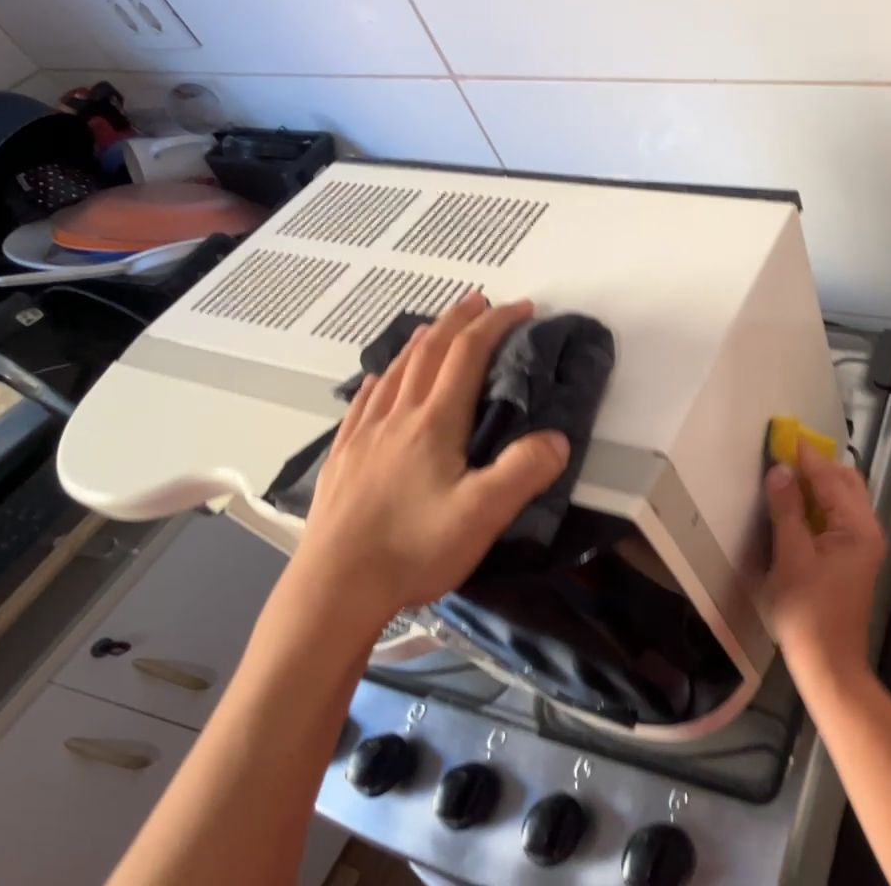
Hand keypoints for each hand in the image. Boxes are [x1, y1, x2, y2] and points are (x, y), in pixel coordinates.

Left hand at [302, 292, 568, 614]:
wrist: (333, 589)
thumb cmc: (412, 550)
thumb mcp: (483, 514)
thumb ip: (524, 471)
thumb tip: (557, 438)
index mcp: (433, 423)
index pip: (467, 355)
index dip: (495, 324)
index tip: (521, 308)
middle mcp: (397, 418)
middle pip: (428, 352)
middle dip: (458, 320)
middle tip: (481, 300)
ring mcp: (364, 437)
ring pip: (394, 371)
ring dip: (421, 341)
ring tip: (437, 327)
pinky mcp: (343, 460)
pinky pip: (362, 403)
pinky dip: (381, 379)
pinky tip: (379, 380)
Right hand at [765, 445, 885, 680]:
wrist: (829, 663)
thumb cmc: (808, 612)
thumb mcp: (791, 557)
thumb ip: (787, 510)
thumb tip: (780, 470)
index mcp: (858, 527)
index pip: (832, 479)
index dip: (807, 456)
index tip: (785, 435)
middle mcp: (869, 530)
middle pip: (846, 483)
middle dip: (817, 466)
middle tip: (785, 456)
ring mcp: (864, 545)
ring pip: (844, 499)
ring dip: (819, 485)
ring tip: (787, 477)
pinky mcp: (854, 558)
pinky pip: (839, 517)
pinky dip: (821, 505)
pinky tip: (798, 508)